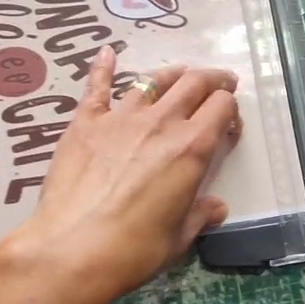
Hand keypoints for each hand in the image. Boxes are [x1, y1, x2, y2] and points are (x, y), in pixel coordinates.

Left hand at [0, 48, 238, 303]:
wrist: (73, 250)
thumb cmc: (135, 250)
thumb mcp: (179, 237)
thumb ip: (200, 215)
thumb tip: (215, 207)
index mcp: (192, 148)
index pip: (222, 107)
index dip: (231, 110)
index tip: (230, 127)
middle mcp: (162, 122)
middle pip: (194, 83)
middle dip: (212, 80)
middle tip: (218, 86)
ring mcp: (121, 118)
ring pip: (153, 80)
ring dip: (172, 74)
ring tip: (180, 75)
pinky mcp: (86, 123)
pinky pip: (98, 87)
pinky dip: (104, 67)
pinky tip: (107, 54)